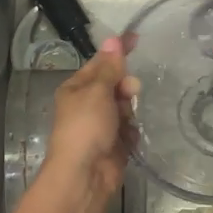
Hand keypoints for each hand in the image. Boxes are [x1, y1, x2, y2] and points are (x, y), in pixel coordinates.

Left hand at [40, 37, 138, 203]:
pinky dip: (131, 131)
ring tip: (125, 120)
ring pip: (125, 106)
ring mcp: (101, 125)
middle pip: (114, 84)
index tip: (136, 38)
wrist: (85, 174)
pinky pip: (129, 128)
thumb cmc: (85, 127)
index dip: (117, 51)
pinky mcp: (114, 143)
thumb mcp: (97, 91)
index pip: (99, 63)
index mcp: (76, 88)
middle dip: (125, 86)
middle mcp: (87, 104)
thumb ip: (109, 68)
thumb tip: (112, 40)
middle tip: (131, 91)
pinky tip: (129, 137)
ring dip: (129, 110)